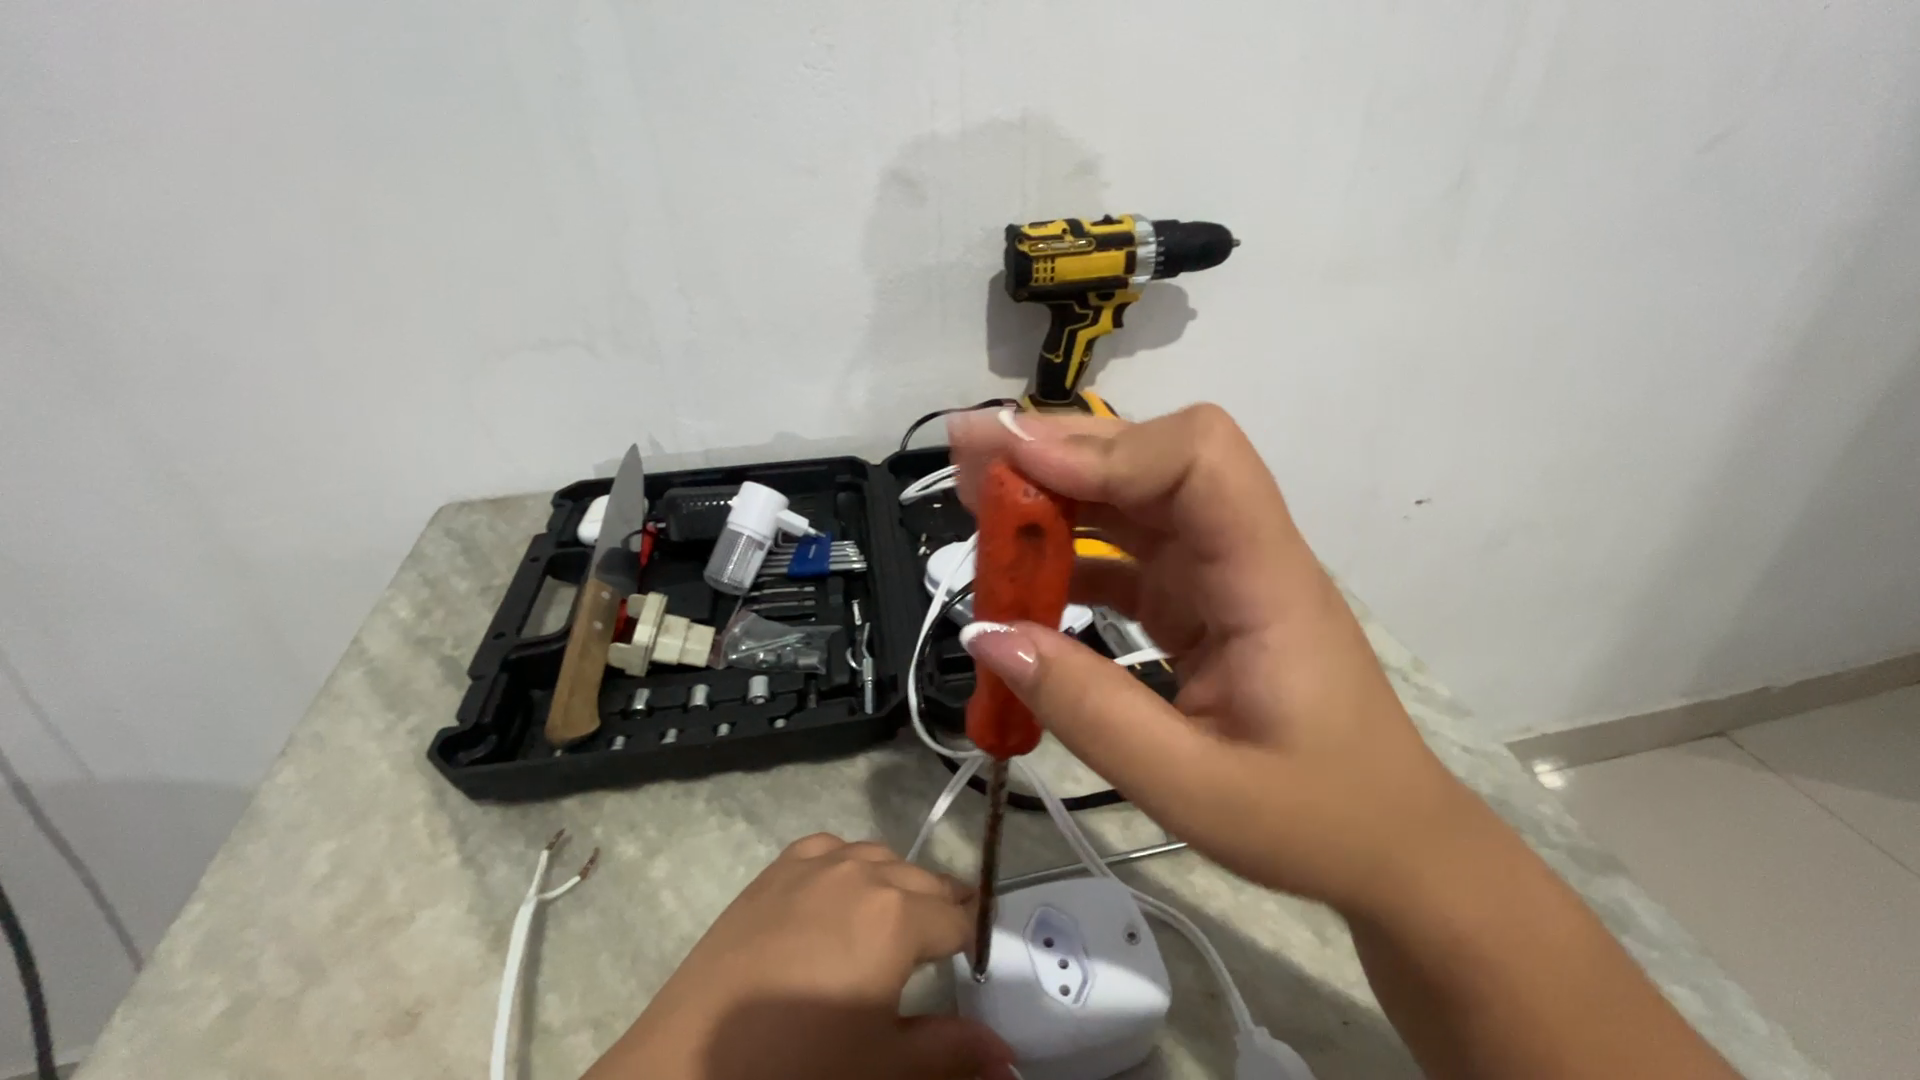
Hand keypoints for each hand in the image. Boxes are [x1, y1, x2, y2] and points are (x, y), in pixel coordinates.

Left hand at [584, 834, 1012, 1079]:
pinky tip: (841, 899)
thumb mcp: (884, 1066)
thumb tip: (1007, 1055)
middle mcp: (862, 871)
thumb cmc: (800, 1065)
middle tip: (943, 956)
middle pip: (924, 881)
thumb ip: (952, 1051)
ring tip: (893, 928)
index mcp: (898, 914)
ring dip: (898, 886)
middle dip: (942, 912)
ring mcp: (814, 864)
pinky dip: (849, 867)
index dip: (976, 942)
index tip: (979, 967)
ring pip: (880, 859)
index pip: (960, 917)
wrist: (689, 1062)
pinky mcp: (775, 869)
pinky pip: (832, 850)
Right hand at [948, 405, 1476, 915]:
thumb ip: (1087, 709)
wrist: (1390, 845)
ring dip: (1056, 492)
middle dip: (1059, 450)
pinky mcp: (1201, 600)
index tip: (1015, 465)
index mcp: (1265, 582)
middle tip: (967, 456)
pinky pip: (1128, 552)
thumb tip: (986, 633)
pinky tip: (1022, 575)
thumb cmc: (1312, 820)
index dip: (1104, 449)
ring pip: (1134, 497)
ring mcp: (1221, 573)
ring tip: (977, 500)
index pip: (1199, 461)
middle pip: (1155, 459)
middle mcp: (1243, 554)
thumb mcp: (1190, 786)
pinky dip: (1071, 550)